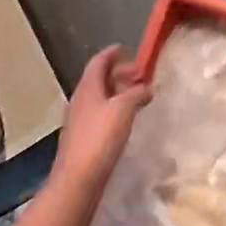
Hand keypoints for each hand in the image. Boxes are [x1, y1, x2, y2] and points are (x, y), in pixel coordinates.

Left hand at [52, 45, 150, 189]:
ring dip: (118, 91)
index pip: (98, 62)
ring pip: (100, 96)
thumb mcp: (123, 109)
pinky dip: (115, 107)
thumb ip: (136, 94)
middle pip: (99, 79)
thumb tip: (146, 87)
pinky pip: (101, 113)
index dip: (111, 53)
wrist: (78, 178)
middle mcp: (81, 100)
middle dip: (119, 73)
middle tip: (139, 73)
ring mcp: (80, 119)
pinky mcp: (84, 136)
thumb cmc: (100, 138)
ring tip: (138, 95)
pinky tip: (127, 118)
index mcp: (88, 88)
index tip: (124, 48)